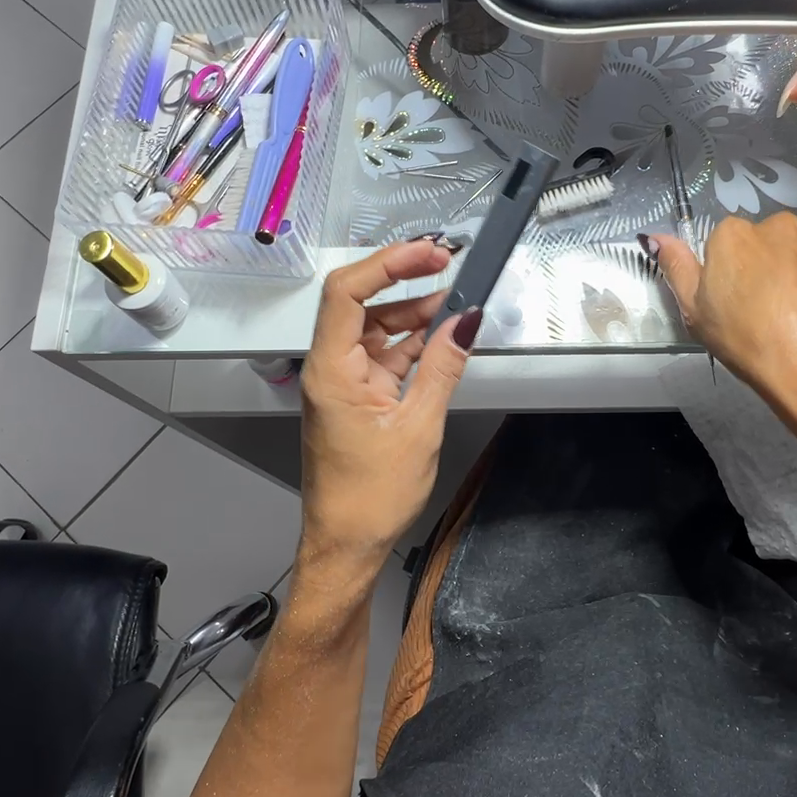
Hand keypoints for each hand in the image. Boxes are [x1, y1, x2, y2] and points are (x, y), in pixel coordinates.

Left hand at [297, 239, 482, 595]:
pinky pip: (385, 355)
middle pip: (362, 303)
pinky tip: (443, 336)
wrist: (348, 543)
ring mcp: (344, 381)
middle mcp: (330, 368)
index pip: (346, 293)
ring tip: (456, 302)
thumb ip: (442, 367)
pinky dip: (414, 343)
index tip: (429, 253)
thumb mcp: (418, 427)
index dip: (388, 263)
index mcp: (331, 371)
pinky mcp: (358, 395)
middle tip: (449, 264)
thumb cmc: (371, 497)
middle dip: (405, 280)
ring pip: (377, 328)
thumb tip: (466, 320)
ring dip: (414, 312)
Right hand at [647, 217, 796, 445]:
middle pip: (770, 239)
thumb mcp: (697, 314)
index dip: (733, 272)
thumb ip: (677, 268)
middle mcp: (778, 223)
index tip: (740, 301)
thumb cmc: (749, 345)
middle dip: (771, 264)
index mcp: (732, 236)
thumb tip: (655, 236)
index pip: (727, 242)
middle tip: (775, 309)